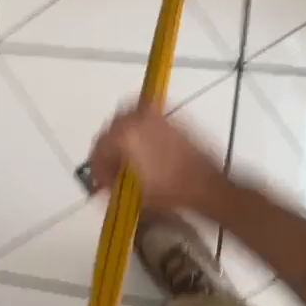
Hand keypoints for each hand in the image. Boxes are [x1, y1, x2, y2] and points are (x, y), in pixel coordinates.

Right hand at [88, 105, 229, 212]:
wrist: (208, 186)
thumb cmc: (171, 191)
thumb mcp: (134, 191)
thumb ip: (113, 183)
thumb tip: (104, 182)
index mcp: (124, 136)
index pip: (100, 146)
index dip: (97, 166)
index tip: (101, 180)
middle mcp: (139, 119)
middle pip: (112, 127)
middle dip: (108, 146)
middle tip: (110, 165)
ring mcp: (158, 117)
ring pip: (129, 116)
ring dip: (122, 132)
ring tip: (124, 152)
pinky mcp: (174, 120)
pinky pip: (148, 115)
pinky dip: (140, 124)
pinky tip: (144, 144)